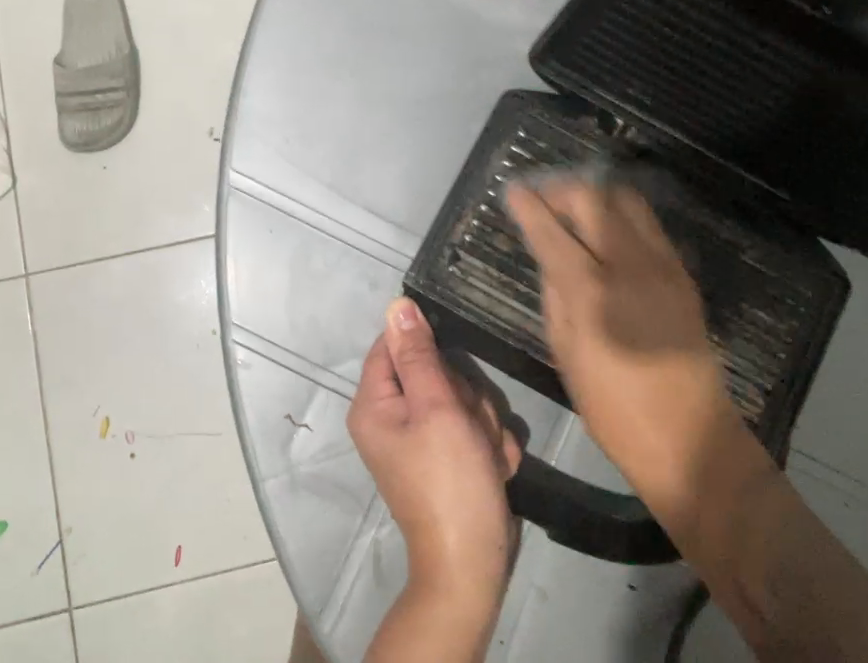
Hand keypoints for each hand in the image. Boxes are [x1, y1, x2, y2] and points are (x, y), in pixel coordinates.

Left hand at [349, 298, 522, 602]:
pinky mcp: (452, 458)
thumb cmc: (450, 481)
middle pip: (439, 373)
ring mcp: (425, 440)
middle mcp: (394, 417)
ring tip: (483, 456)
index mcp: (375, 404)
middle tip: (470, 428)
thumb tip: (396, 304)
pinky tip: (492, 470)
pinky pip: (478, 430)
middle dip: (468, 398)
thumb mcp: (436, 409)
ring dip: (485, 425)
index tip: (453, 373)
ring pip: (467, 401)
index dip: (431, 350)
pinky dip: (491, 448)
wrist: (475, 563)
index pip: (397, 345)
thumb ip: (419, 354)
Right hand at [505, 179, 750, 519]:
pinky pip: (649, 225)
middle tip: (542, 199)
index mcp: (591, 292)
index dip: (528, 206)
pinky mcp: (683, 274)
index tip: (513, 190)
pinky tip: (607, 233)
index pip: (551, 231)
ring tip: (574, 209)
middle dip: (561, 189)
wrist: (688, 435)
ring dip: (595, 196)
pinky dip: (622, 216)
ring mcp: (663, 266)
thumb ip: (554, 296)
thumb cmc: (612, 407)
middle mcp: (629, 266)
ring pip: (627, 201)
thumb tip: (549, 258)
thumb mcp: (564, 353)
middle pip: (593, 199)